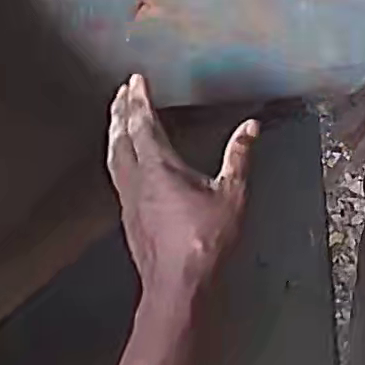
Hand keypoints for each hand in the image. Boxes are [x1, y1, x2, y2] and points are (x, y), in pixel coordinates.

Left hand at [107, 74, 259, 302]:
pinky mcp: (129, 215)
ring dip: (114, 132)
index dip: (138, 100)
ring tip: (116, 118)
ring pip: (114, 156)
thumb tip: (250, 127)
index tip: (135, 80)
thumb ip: (238, 156)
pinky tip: (124, 161)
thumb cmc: (207, 239)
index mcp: (159, 168)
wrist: (179, 284)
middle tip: (121, 92)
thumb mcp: (232, 193)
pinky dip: (117, 155)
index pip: (143, 124)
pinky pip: (116, 174)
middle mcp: (137, 180)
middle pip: (120, 137)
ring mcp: (129, 199)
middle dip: (120, 110)